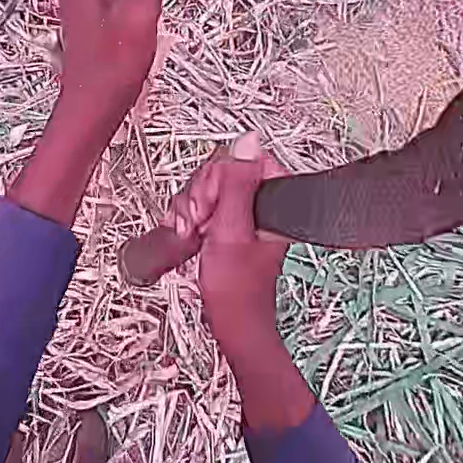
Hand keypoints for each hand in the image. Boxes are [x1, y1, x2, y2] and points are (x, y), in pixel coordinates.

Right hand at [163, 132, 290, 345]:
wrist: (232, 320)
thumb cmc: (237, 288)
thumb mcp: (231, 230)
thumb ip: (236, 186)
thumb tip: (247, 142)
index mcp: (272, 198)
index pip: (240, 161)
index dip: (216, 179)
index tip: (209, 205)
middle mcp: (261, 202)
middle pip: (219, 173)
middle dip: (200, 197)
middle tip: (202, 222)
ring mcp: (244, 213)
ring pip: (206, 189)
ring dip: (191, 210)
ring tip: (197, 233)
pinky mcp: (229, 224)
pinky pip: (202, 206)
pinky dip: (189, 218)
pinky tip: (191, 234)